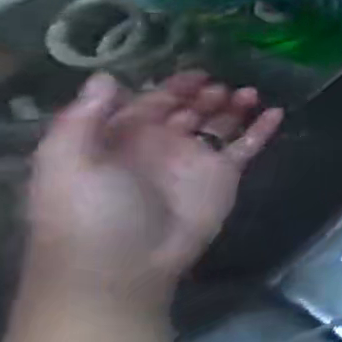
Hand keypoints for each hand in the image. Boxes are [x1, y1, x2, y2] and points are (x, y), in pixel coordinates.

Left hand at [23, 71, 282, 301]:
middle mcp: (158, 146)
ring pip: (219, 123)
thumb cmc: (87, 215)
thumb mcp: (65, 167)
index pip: (145, 105)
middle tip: (222, 85)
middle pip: (187, 110)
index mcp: (117, 141)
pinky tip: (276, 113)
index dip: (167, 88)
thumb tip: (107, 77)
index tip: (194, 73)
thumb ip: (81, 121)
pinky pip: (247, 146)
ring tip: (249, 93)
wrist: (121, 268)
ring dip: (234, 105)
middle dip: (204, 93)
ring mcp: (194, 161)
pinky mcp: (224, 176)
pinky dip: (263, 128)